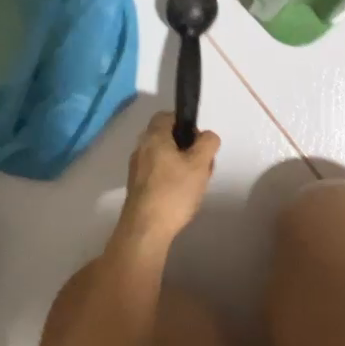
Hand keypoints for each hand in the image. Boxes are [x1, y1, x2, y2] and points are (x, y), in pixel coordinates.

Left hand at [117, 112, 218, 244]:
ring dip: (181, 165)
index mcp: (153, 137)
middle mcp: (141, 148)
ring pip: (163, 157)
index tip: (200, 142)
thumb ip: (207, 143)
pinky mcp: (137, 187)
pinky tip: (181, 196)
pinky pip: (157, 173)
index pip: (168, 116)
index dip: (186, 124)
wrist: (146, 229)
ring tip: (195, 183)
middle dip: (187, 148)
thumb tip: (207, 136)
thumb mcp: (200, 164)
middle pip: (167, 138)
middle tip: (202, 165)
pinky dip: (171, 179)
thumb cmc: (174, 192)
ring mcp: (136, 168)